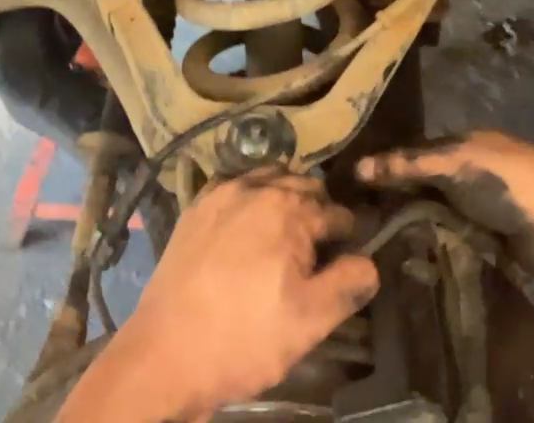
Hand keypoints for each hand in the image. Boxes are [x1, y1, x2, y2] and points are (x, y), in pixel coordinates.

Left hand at [63, 170, 379, 420]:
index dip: (348, 237)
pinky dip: (250, 196)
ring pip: (268, 179)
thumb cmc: (243, 337)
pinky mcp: (195, 208)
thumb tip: (369, 261)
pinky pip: (234, 186)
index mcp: (289, 209)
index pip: (336, 213)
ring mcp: (220, 194)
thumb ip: (348, 284)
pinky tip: (247, 226)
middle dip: (318, 212)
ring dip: (285, 198)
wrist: (163, 354)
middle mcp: (256, 187)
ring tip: (285, 235)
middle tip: (318, 251)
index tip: (347, 259)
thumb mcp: (310, 322)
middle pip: (304, 187)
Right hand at [356, 132, 533, 277]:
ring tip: (377, 244)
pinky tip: (409, 258)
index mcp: (470, 144)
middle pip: (429, 185)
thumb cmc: (505, 182)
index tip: (357, 187)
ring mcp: (485, 208)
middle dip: (402, 200)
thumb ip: (408, 165)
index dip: (391, 166)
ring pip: (440, 215)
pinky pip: (455, 241)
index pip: (420, 152)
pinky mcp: (493, 241)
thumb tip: (357, 167)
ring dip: (418, 227)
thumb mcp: (453, 164)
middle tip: (361, 221)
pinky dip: (437, 247)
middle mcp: (476, 172)